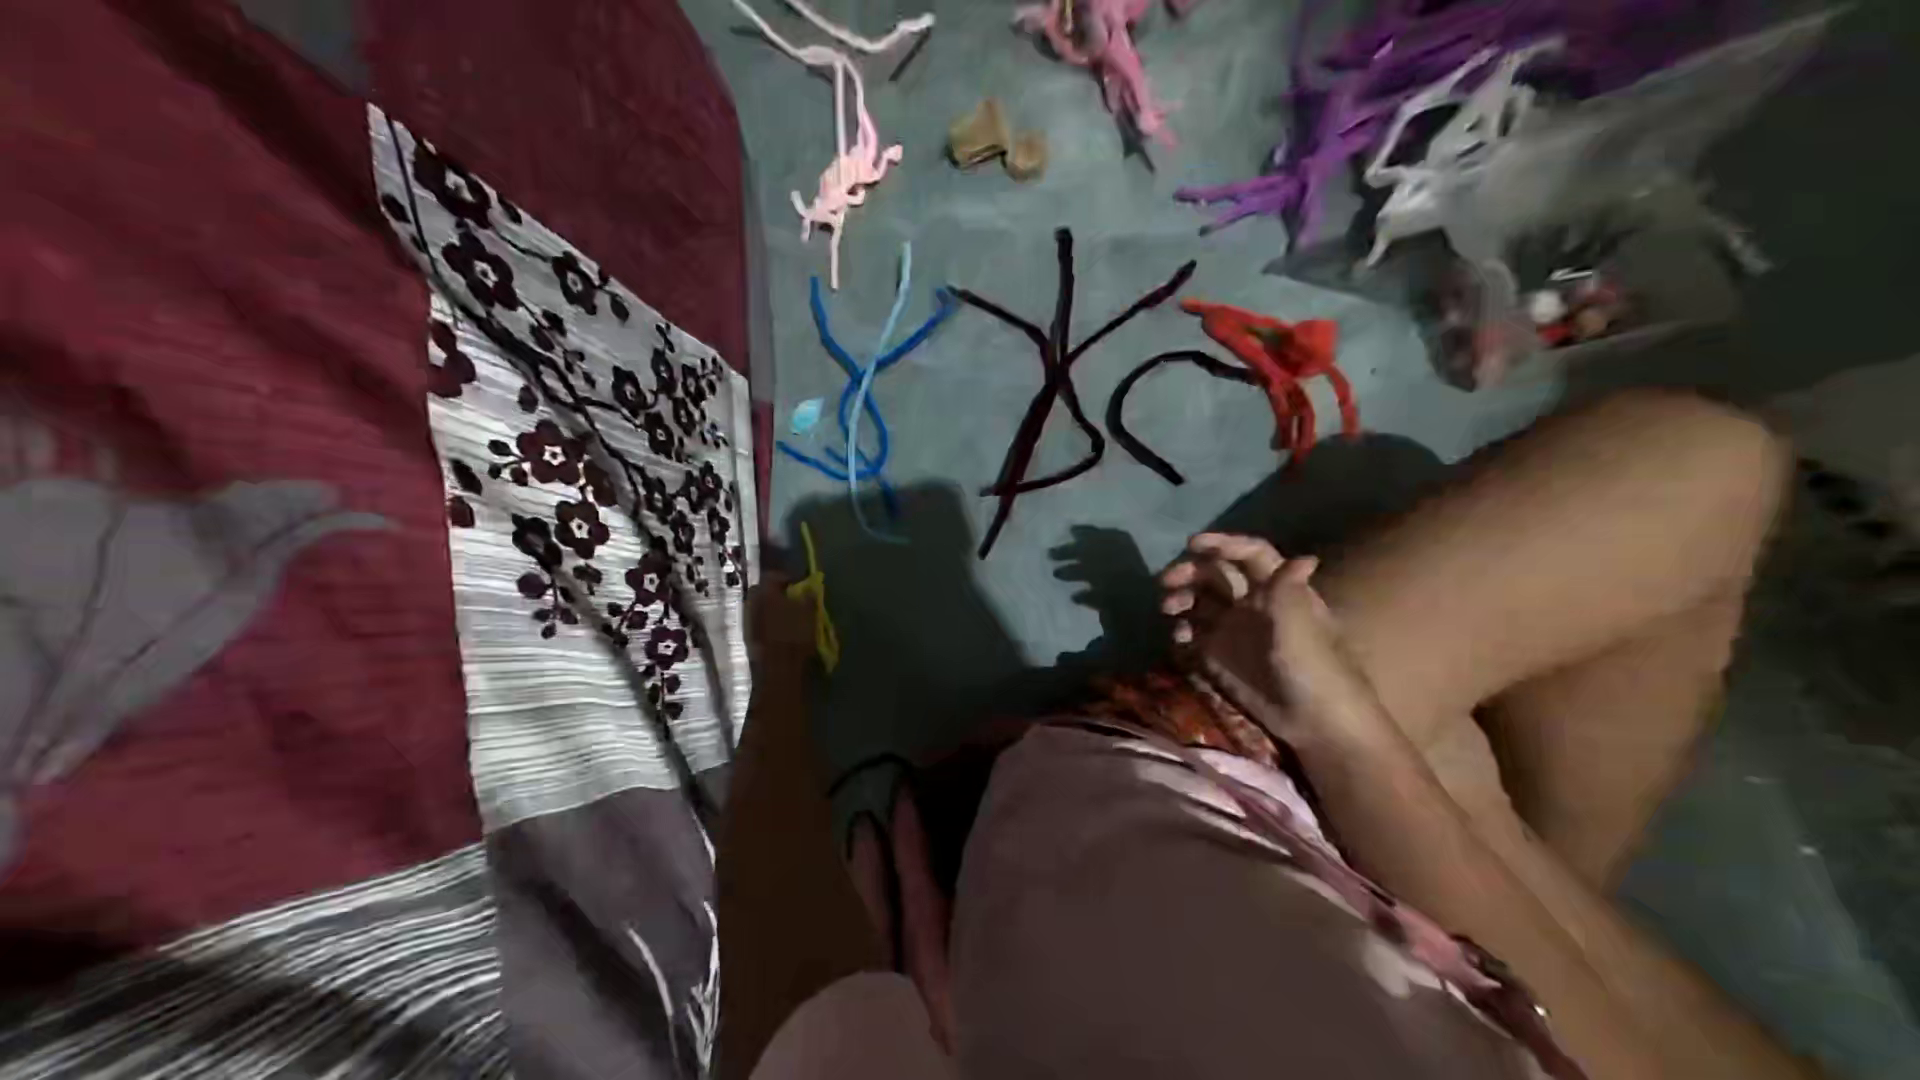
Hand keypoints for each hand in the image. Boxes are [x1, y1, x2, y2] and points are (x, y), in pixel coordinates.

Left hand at [747, 573, 812, 675]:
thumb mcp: (810, 613)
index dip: (786, 577)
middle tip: (791, 598)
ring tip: (787, 615)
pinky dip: (768, 621)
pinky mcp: (748, 637)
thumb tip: (810, 587)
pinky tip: (779, 629)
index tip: (799, 584)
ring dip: (771, 607)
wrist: (778, 668)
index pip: (772, 575)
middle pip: (762, 590)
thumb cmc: (796, 635)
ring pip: (758, 606)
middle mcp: (752, 603)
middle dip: (775, 592)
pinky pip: (758, 621)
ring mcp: (748, 621)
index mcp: (766, 592)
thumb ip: (809, 596)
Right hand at [1160, 533, 1393, 751]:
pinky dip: (1181, 629)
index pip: (1250, 555)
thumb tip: (1305, 557)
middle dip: (1190, 571)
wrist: (1316, 724)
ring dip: (1181, 597)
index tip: (1192, 544)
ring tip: (1168, 609)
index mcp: (1277, 590)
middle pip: (1216, 574)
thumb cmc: (1315, 670)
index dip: (1224, 544)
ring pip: (1199, 600)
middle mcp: (1252, 603)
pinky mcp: (1219, 654)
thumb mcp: (1301, 629)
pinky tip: (1179, 638)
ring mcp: (1234, 628)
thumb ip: (1289, 592)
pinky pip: (1192, 632)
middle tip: (1167, 581)